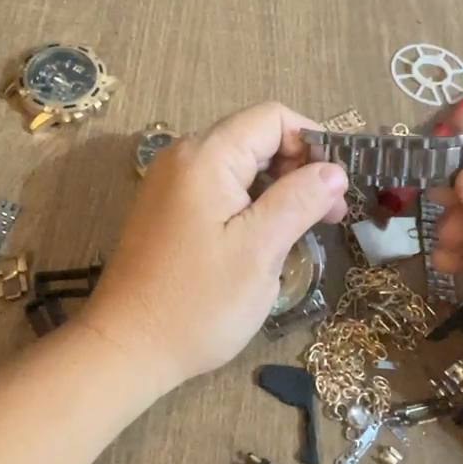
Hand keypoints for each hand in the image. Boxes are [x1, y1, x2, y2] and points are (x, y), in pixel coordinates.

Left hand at [82, 102, 349, 390]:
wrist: (125, 346)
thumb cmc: (196, 302)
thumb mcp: (259, 250)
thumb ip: (299, 200)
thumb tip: (334, 170)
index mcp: (205, 156)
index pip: (272, 118)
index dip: (312, 142)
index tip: (337, 186)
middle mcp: (183, 157)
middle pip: (255, 137)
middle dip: (298, 167)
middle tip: (330, 216)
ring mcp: (170, 183)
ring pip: (239, 165)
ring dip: (277, 188)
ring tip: (304, 231)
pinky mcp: (167, 209)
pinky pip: (219, 188)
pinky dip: (250, 203)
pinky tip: (267, 238)